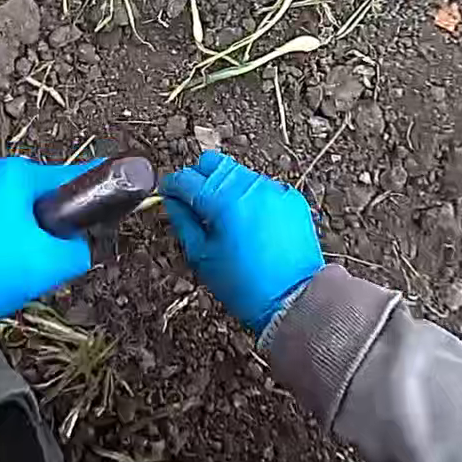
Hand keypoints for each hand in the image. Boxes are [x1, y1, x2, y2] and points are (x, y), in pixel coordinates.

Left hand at [0, 156, 100, 334]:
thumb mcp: (46, 264)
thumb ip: (81, 251)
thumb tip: (83, 248)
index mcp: (19, 175)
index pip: (80, 177)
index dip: (103, 197)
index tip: (120, 214)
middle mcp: (0, 179)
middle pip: (57, 203)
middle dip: (63, 233)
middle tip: (59, 261)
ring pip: (34, 222)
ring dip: (39, 247)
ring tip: (28, 274)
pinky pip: (12, 234)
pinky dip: (17, 253)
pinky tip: (7, 278)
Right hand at [161, 151, 324, 331]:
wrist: (294, 298)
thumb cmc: (247, 286)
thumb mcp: (202, 257)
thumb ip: (183, 222)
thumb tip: (172, 201)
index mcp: (224, 200)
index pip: (187, 178)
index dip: (172, 186)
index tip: (168, 193)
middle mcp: (250, 186)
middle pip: (212, 163)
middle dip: (198, 178)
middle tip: (194, 203)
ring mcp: (273, 189)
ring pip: (237, 172)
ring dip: (225, 186)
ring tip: (223, 218)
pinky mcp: (290, 196)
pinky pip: (261, 186)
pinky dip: (249, 196)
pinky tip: (248, 222)